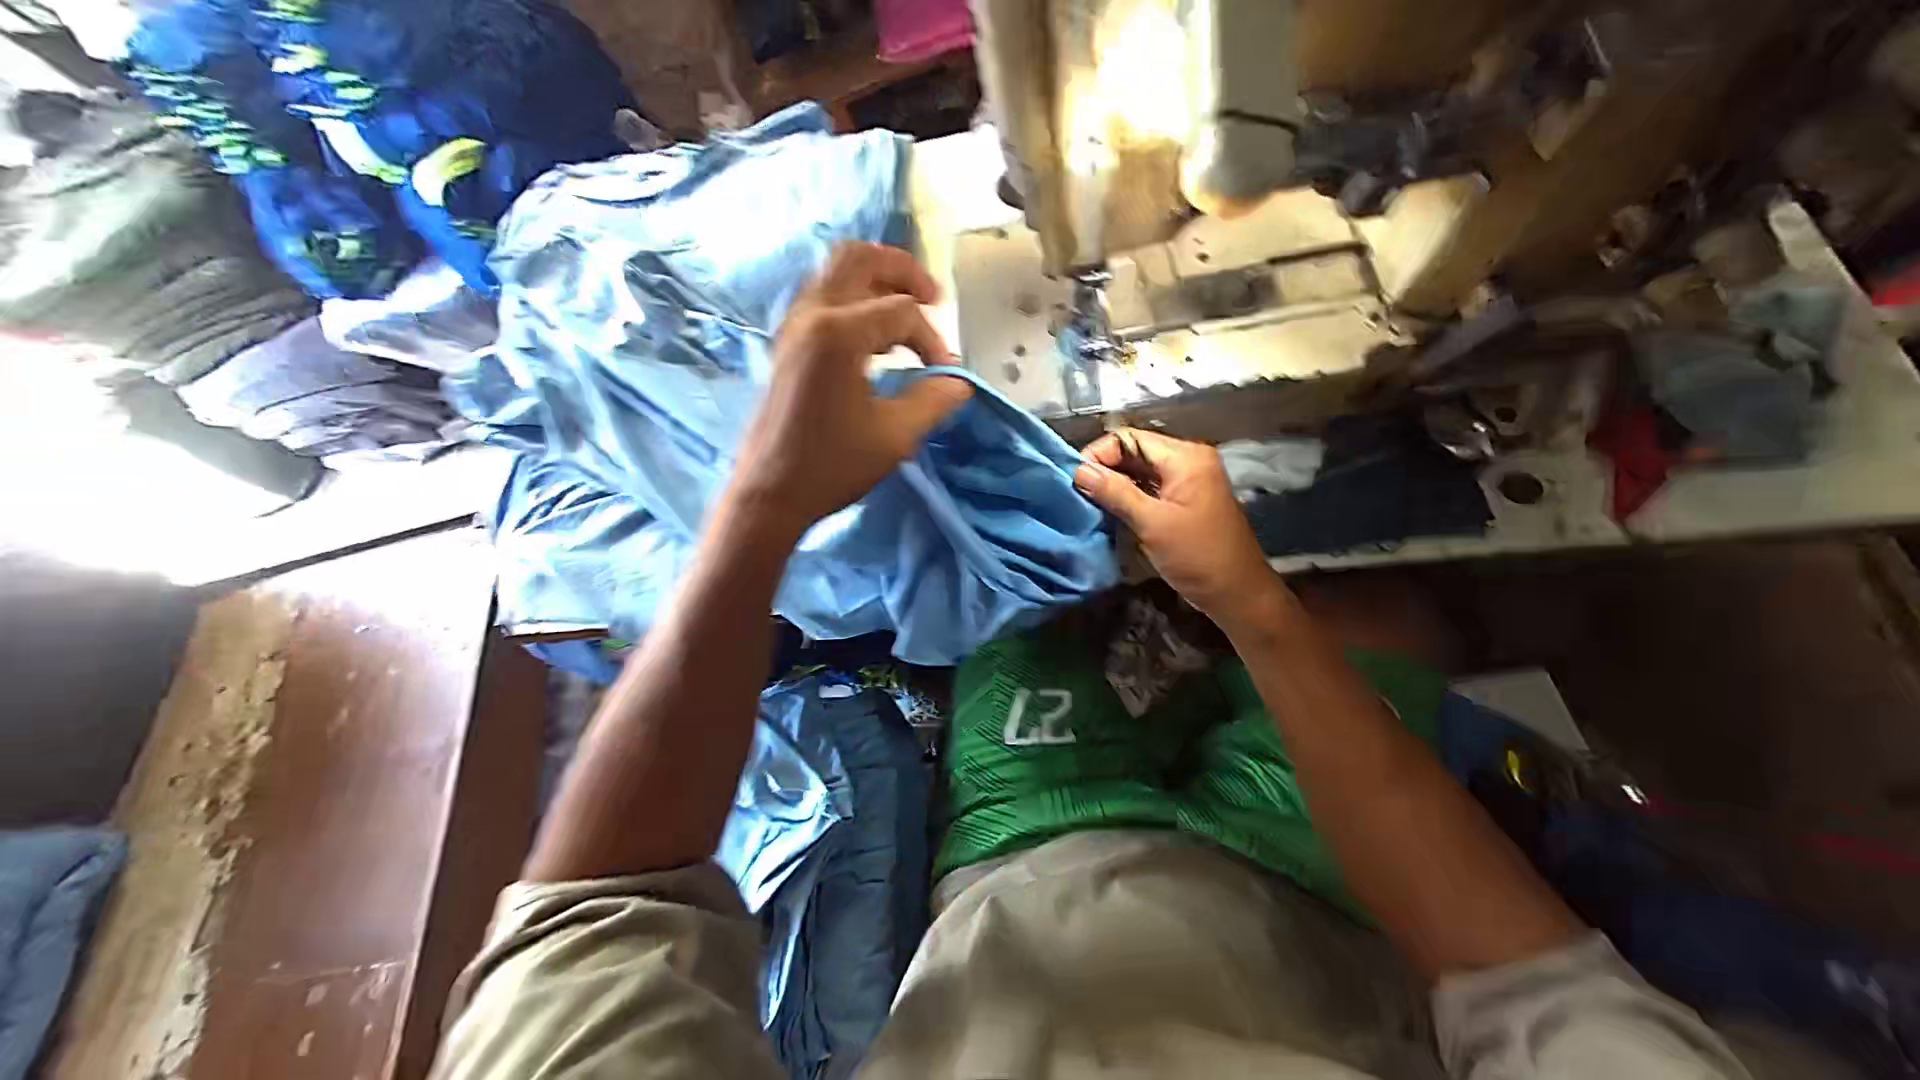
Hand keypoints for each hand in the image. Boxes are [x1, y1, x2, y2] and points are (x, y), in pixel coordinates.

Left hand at [731, 242, 973, 536]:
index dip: (933, 340)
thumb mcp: (895, 436)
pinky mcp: (785, 345)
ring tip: (907, 317)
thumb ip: (933, 400)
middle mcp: (811, 315)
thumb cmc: (832, 466)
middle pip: (859, 259)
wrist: (769, 494)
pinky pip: (822, 299)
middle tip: (934, 298)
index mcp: (838, 333)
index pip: (901, 312)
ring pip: (836, 274)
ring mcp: (792, 327)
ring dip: (876, 283)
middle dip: (903, 271)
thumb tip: (959, 382)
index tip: (945, 375)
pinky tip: (874, 339)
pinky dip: (853, 302)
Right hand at [1074, 428, 1282, 624]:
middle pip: (1135, 451)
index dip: (1099, 453)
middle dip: (1105, 468)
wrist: (1237, 592)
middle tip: (1077, 490)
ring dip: (1115, 482)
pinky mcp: (1185, 499)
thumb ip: (1115, 492)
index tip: (1075, 477)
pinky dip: (1130, 494)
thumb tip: (1079, 471)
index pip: (1130, 438)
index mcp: (1185, 457)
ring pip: (1141, 469)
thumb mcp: (1151, 523)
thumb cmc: (1197, 556)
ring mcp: (1188, 480)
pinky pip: (1150, 486)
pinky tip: (1110, 508)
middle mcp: (1188, 460)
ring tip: (1088, 500)